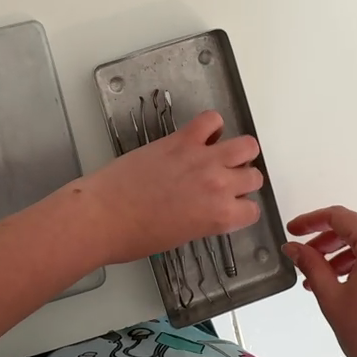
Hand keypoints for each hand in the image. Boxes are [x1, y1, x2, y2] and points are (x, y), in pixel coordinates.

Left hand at [77, 110, 262, 262]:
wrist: (103, 216)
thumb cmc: (132, 234)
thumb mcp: (181, 237)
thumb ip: (204, 219)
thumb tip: (208, 208)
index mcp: (220, 216)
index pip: (251, 209)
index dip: (241, 207)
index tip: (232, 204)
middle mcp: (218, 185)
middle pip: (253, 176)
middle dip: (243, 179)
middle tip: (226, 181)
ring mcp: (202, 159)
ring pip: (246, 145)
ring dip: (239, 152)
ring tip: (223, 156)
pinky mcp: (181, 140)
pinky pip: (211, 120)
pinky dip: (212, 125)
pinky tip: (202, 136)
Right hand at [285, 206, 356, 356]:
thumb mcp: (331, 298)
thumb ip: (310, 265)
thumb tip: (292, 247)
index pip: (340, 217)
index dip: (312, 221)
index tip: (292, 231)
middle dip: (326, 242)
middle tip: (303, 258)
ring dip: (343, 257)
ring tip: (321, 281)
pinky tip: (346, 289)